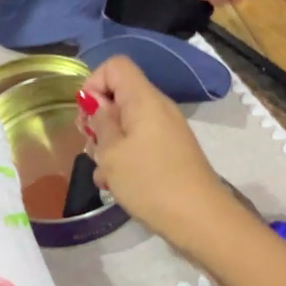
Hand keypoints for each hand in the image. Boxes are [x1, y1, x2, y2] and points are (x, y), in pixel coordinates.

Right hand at [80, 56, 238, 243]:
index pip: (115, 66)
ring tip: (104, 174)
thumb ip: (100, 122)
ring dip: (108, 144)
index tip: (86, 116)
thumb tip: (96, 102)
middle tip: (91, 147)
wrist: (199, 219)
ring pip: (127, 123)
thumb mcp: (112, 153)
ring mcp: (166, 131)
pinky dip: (124, 157)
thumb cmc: (150, 182)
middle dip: (98, 119)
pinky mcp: (170, 152)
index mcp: (144, 99)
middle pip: (120, 95)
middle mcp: (158, 108)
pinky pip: (140, 142)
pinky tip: (117, 184)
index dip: (93, 83)